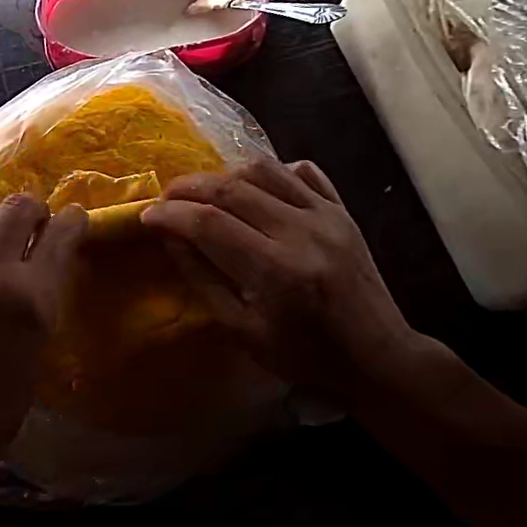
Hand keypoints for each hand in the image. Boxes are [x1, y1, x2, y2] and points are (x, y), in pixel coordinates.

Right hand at [142, 159, 435, 404]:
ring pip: (262, 169)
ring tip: (206, 195)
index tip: (147, 216)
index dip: (170, 214)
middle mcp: (302, 233)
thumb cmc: (302, 354)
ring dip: (223, 175)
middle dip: (187, 187)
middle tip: (166, 199)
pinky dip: (269, 173)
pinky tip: (253, 192)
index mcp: (275, 271)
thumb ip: (201, 277)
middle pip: (230, 187)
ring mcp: (326, 217)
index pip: (208, 223)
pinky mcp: (342, 211)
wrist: (378, 358)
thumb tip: (169, 236)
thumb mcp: (239, 328)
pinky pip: (301, 171)